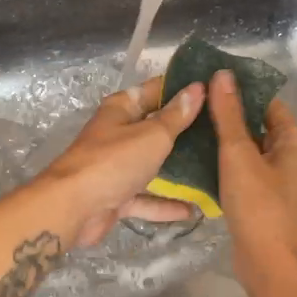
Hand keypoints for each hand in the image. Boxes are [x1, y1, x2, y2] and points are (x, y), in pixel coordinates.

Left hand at [37, 76, 204, 247]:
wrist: (73, 208)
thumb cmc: (114, 161)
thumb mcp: (152, 135)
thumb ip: (176, 116)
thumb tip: (197, 88)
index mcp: (122, 110)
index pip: (156, 90)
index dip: (183, 89)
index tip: (214, 90)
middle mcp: (118, 134)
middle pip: (156, 128)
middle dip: (186, 131)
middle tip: (223, 132)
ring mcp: (117, 167)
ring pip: (153, 165)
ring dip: (179, 169)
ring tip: (214, 169)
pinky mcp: (117, 196)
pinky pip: (147, 197)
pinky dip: (167, 203)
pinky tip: (195, 208)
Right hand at [207, 69, 296, 287]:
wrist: (270, 267)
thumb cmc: (260, 207)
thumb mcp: (239, 156)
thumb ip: (229, 115)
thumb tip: (222, 74)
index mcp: (294, 141)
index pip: (267, 102)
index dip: (240, 89)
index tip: (207, 79)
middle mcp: (289, 156)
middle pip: (256, 124)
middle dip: (227, 113)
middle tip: (190, 101)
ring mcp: (276, 180)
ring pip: (246, 149)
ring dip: (221, 138)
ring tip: (187, 124)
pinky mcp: (260, 198)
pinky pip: (241, 170)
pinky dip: (221, 162)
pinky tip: (193, 157)